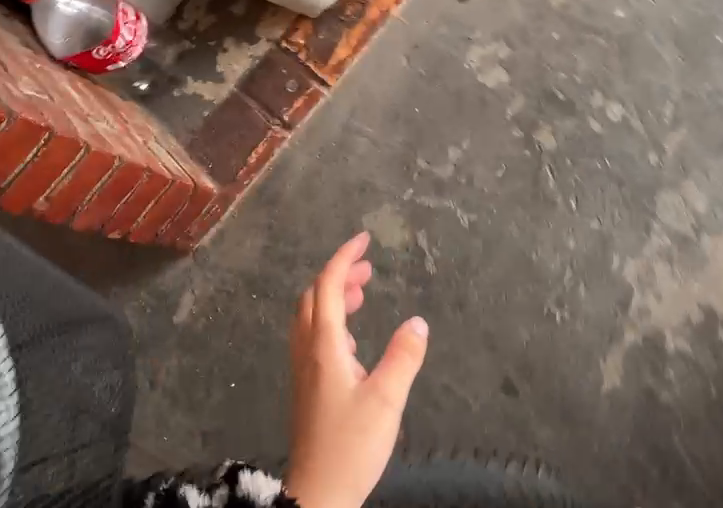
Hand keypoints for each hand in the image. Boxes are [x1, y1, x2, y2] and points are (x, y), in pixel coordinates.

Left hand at [285, 232, 428, 507]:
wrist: (317, 493)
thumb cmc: (350, 444)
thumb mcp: (386, 400)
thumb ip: (403, 358)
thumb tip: (418, 321)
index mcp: (324, 344)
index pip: (327, 285)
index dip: (344, 257)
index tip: (364, 239)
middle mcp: (308, 350)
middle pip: (314, 296)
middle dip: (338, 274)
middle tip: (368, 268)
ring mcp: (304, 369)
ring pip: (311, 317)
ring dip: (333, 297)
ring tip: (361, 293)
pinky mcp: (307, 388)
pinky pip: (313, 337)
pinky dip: (330, 321)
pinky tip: (352, 340)